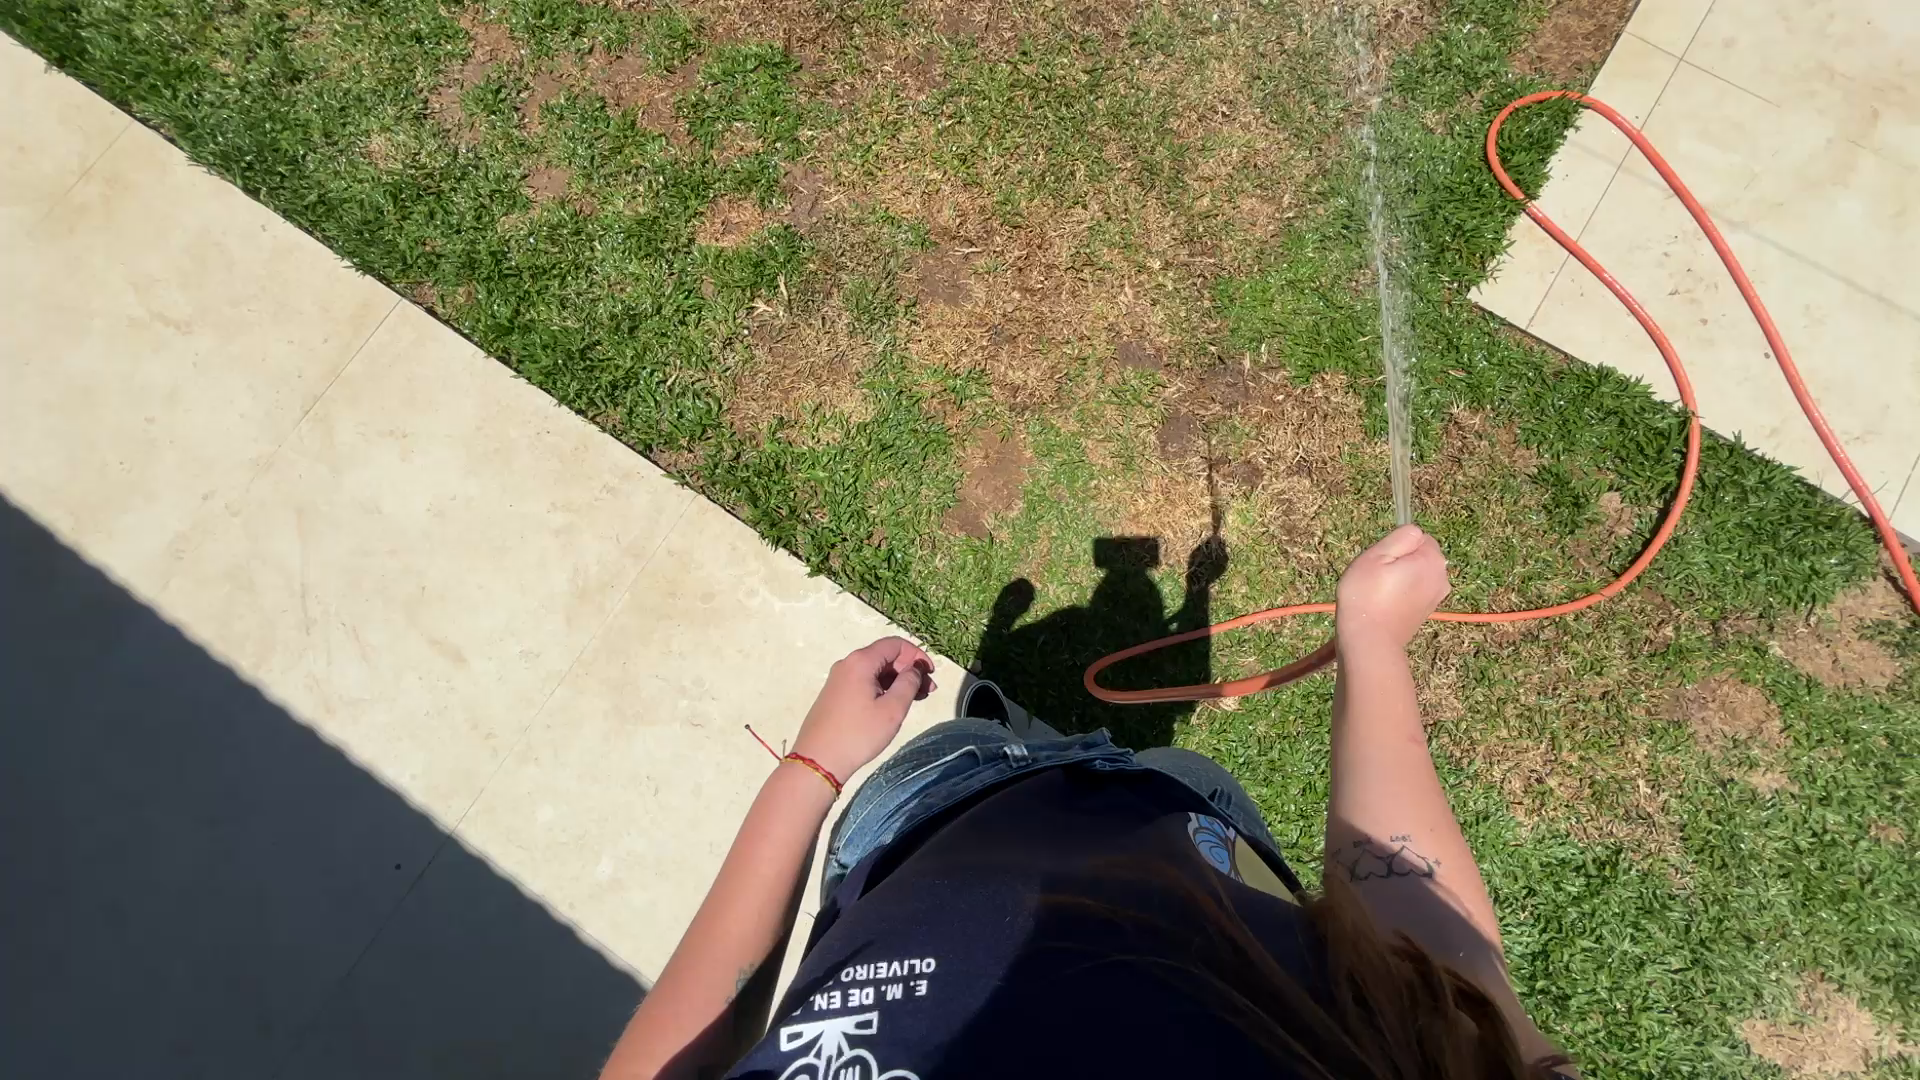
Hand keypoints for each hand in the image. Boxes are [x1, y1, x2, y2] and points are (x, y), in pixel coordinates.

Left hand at [791, 637, 935, 781]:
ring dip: (898, 680)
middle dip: (909, 669)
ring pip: (876, 671)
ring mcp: (839, 679)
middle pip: (885, 656)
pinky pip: (865, 682)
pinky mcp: (836, 694)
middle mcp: (848, 664)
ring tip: (916, 699)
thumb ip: (909, 683)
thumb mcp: (892, 709)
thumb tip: (914, 669)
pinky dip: (883, 688)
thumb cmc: (858, 734)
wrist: (817, 761)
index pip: (895, 644)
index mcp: (861, 661)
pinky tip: (894, 705)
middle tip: (928, 691)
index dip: (917, 655)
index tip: (931, 674)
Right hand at [1334, 525, 1449, 656]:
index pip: (1418, 537)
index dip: (1396, 546)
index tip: (1380, 561)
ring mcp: (1435, 596)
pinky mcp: (1426, 611)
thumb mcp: (1375, 556)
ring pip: (1415, 574)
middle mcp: (1441, 577)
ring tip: (1377, 592)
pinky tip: (1383, 604)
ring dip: (1398, 578)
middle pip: (1418, 556)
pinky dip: (1400, 594)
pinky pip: (1413, 591)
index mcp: (1432, 560)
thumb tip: (1414, 532)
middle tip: (1375, 576)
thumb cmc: (1366, 596)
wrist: (1370, 640)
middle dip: (1398, 561)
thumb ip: (1400, 537)